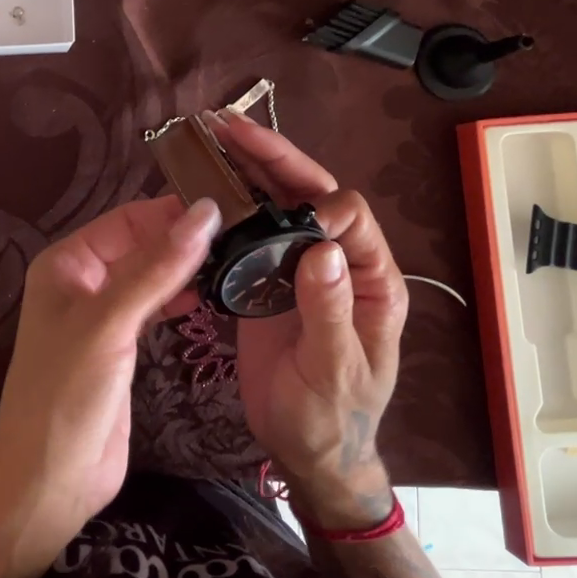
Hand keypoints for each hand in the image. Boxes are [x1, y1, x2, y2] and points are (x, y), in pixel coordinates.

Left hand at [0, 195, 221, 560]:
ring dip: (185, 269)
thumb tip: (206, 213)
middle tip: (246, 234)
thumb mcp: (110, 324)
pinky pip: (153, 309)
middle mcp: (81, 283)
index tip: (231, 206)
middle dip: (183, 240)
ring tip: (239, 260)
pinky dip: (179, 299)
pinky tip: (212, 296)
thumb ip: (157, 269)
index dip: (172, 213)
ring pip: (149, 277)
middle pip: (140, 246)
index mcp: (65, 264)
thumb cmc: (68, 392)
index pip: (126, 221)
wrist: (52, 477)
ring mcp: (101, 317)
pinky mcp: (121, 348)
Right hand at [207, 111, 408, 529]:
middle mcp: (339, 263)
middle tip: (228, 126)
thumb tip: (322, 249)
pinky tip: (204, 188)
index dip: (318, 205)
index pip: (351, 219)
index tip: (280, 214)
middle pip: (311, 196)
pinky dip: (230, 206)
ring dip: (248, 170)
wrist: (307, 450)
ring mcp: (301, 270)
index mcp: (372, 281)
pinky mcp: (268, 282)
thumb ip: (331, 311)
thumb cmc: (332, 417)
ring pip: (279, 207)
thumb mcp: (336, 371)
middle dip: (273, 158)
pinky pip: (252, 234)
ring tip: (212, 137)